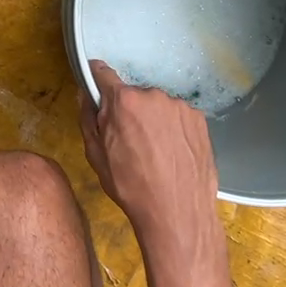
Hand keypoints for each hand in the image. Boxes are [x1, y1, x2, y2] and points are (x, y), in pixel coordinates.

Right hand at [79, 59, 219, 237]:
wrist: (177, 213)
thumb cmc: (131, 186)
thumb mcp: (96, 156)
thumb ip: (88, 118)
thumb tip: (86, 94)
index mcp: (124, 100)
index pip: (103, 74)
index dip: (96, 79)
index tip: (94, 85)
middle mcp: (153, 95)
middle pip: (133, 95)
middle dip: (128, 111)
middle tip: (130, 141)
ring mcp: (180, 106)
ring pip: (157, 107)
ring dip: (153, 120)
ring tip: (156, 153)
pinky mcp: (199, 120)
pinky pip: (178, 117)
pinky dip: (173, 130)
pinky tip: (173, 154)